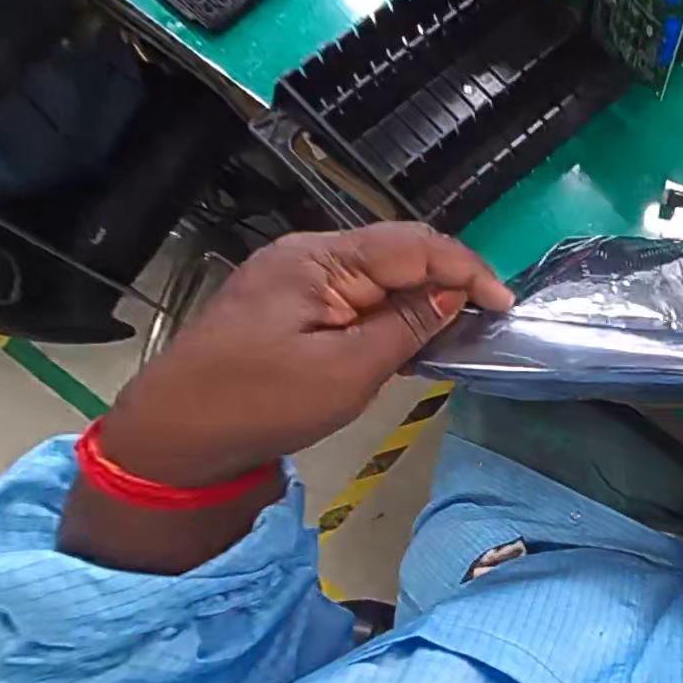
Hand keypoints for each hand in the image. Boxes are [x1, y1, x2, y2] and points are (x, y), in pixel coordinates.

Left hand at [60, 223, 510, 574]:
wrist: (178, 435)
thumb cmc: (261, 404)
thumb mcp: (347, 370)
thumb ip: (406, 325)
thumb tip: (454, 292)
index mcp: (320, 260)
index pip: (412, 246)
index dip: (466, 270)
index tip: (504, 304)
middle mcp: (309, 254)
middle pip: (397, 252)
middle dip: (448, 279)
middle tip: (487, 315)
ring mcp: (297, 276)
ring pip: (379, 274)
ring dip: (421, 296)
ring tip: (459, 325)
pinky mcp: (292, 302)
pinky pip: (356, 294)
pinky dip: (391, 312)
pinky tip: (410, 333)